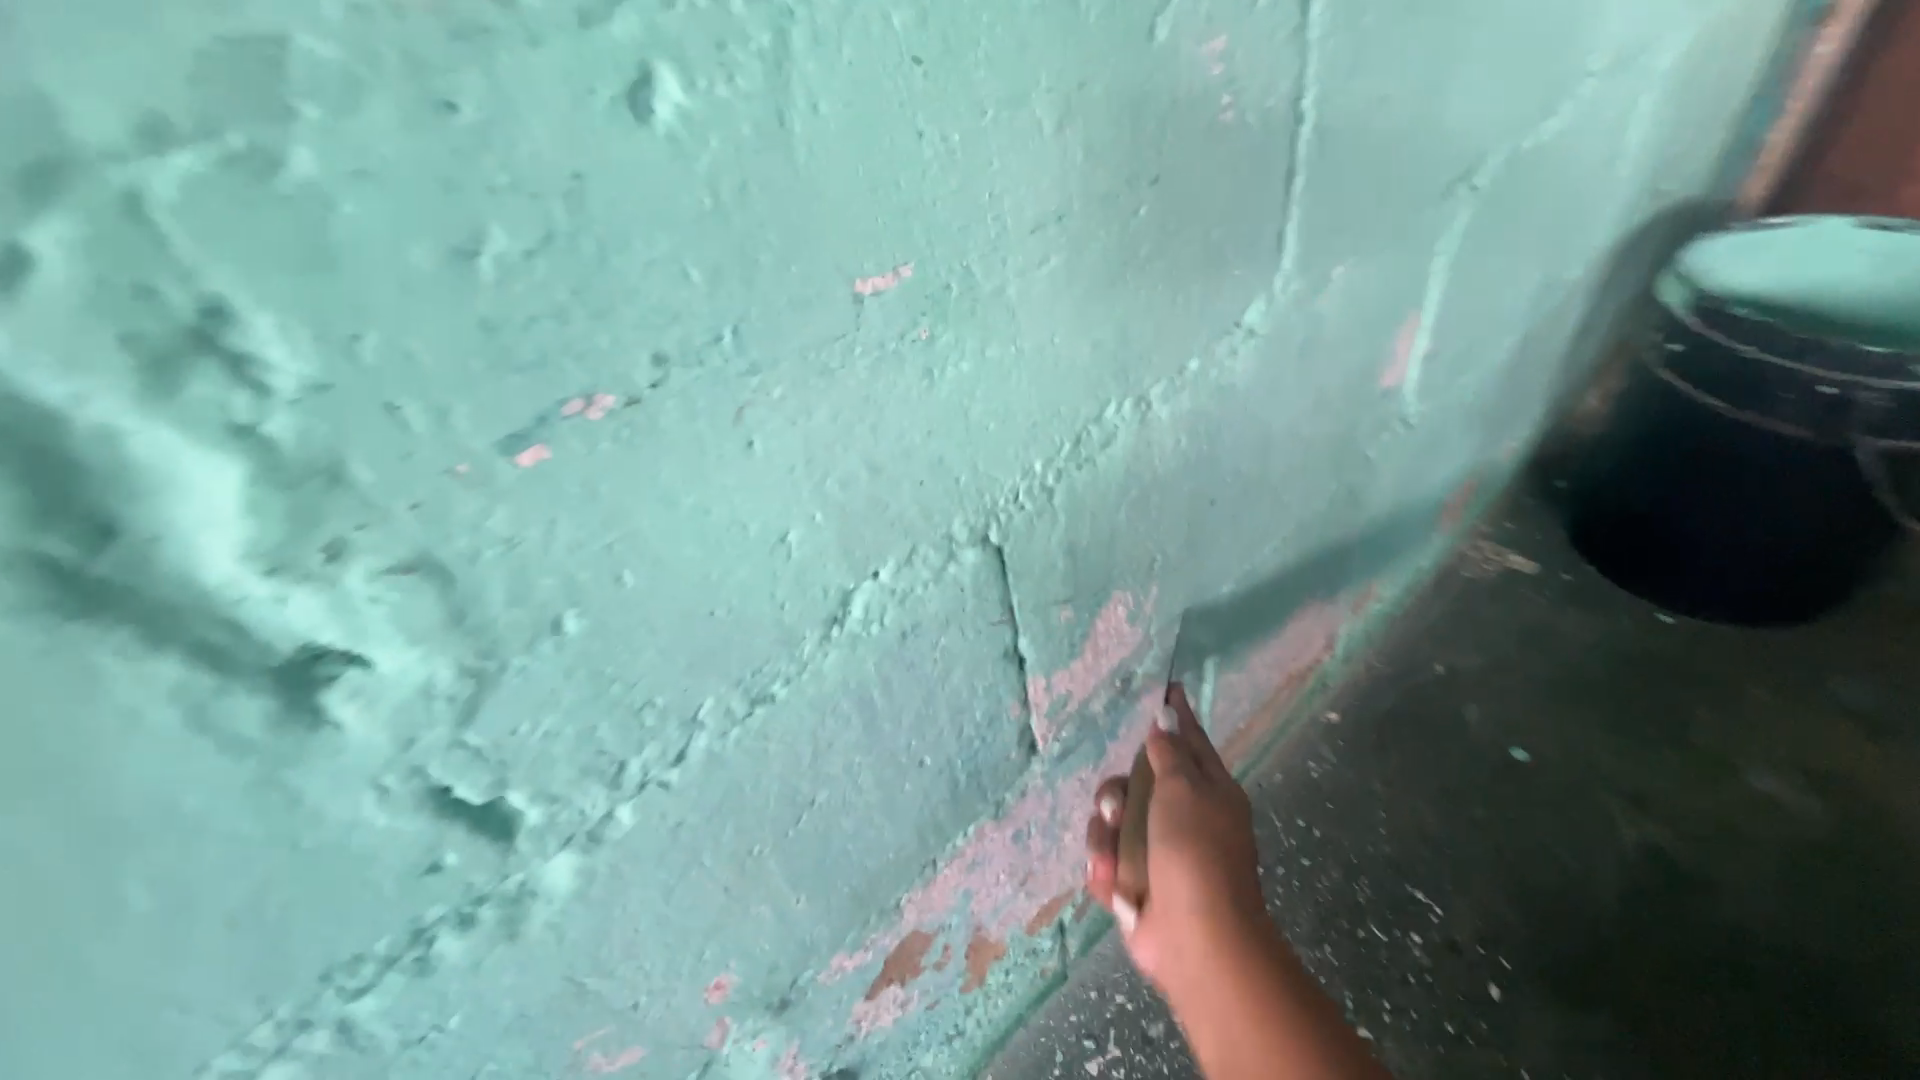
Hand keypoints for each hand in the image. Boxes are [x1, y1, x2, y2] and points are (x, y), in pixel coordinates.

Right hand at [1084, 682, 1273, 997]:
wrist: (1195, 938)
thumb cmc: (1195, 852)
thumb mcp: (1183, 790)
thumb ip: (1169, 752)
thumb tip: (1165, 717)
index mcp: (1209, 792)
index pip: (1189, 742)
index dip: (1175, 717)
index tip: (1166, 686)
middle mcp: (1184, 819)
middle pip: (1137, 782)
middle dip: (1117, 791)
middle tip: (1116, 803)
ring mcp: (1158, 854)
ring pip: (1113, 822)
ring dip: (1106, 836)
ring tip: (1112, 856)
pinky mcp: (1135, 885)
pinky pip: (1105, 860)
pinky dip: (1105, 869)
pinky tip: (1112, 883)